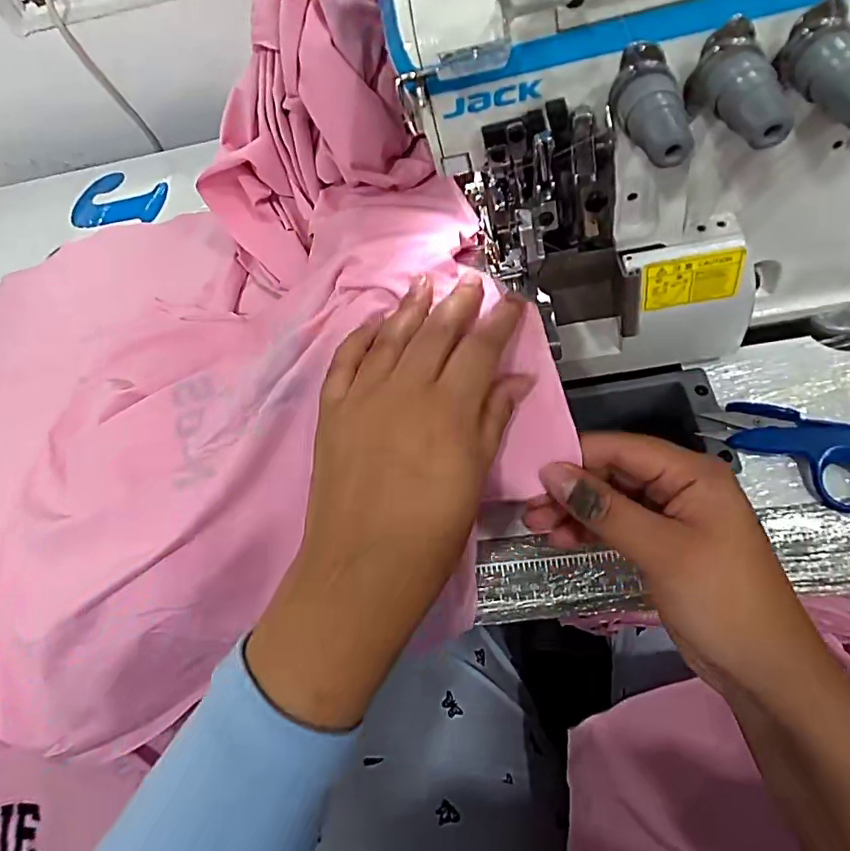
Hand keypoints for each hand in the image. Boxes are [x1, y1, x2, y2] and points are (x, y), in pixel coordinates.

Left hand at [248, 274, 532, 728]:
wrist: (360, 569)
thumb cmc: (431, 534)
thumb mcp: (475, 477)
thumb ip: (494, 420)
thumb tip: (517, 378)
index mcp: (449, 409)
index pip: (479, 349)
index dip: (498, 321)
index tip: (511, 301)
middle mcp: (406, 390)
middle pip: (435, 333)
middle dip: (457, 303)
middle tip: (470, 281)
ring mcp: (363, 396)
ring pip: (390, 337)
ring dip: (410, 308)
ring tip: (424, 283)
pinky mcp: (332, 410)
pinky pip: (345, 360)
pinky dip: (361, 336)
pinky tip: (374, 321)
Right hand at [530, 435, 849, 850]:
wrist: (766, 673)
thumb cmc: (720, 601)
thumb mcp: (660, 551)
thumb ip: (604, 508)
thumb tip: (552, 472)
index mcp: (691, 473)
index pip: (623, 448)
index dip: (577, 456)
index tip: (532, 470)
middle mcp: (681, 486)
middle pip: (615, 474)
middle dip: (572, 488)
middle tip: (529, 508)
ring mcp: (673, 517)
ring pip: (614, 500)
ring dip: (577, 511)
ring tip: (537, 527)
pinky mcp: (665, 546)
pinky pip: (621, 525)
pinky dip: (593, 530)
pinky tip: (562, 538)